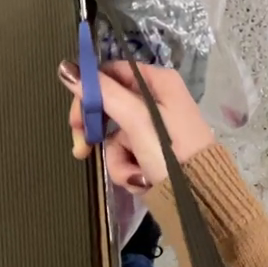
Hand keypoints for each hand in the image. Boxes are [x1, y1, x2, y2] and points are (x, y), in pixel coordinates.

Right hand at [59, 60, 214, 194]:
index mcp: (158, 82)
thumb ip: (102, 93)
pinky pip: (126, 154)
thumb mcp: (136, 120)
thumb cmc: (171, 152)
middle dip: (97, 133)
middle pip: (109, 106)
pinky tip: (141, 179)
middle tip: (82, 148)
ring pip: (115, 136)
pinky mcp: (152, 151)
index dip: (89, 93)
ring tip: (133, 174)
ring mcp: (154, 127)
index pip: (111, 74)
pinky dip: (128, 169)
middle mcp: (156, 99)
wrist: (201, 199)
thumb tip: (66, 67)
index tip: (76, 118)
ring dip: (116, 158)